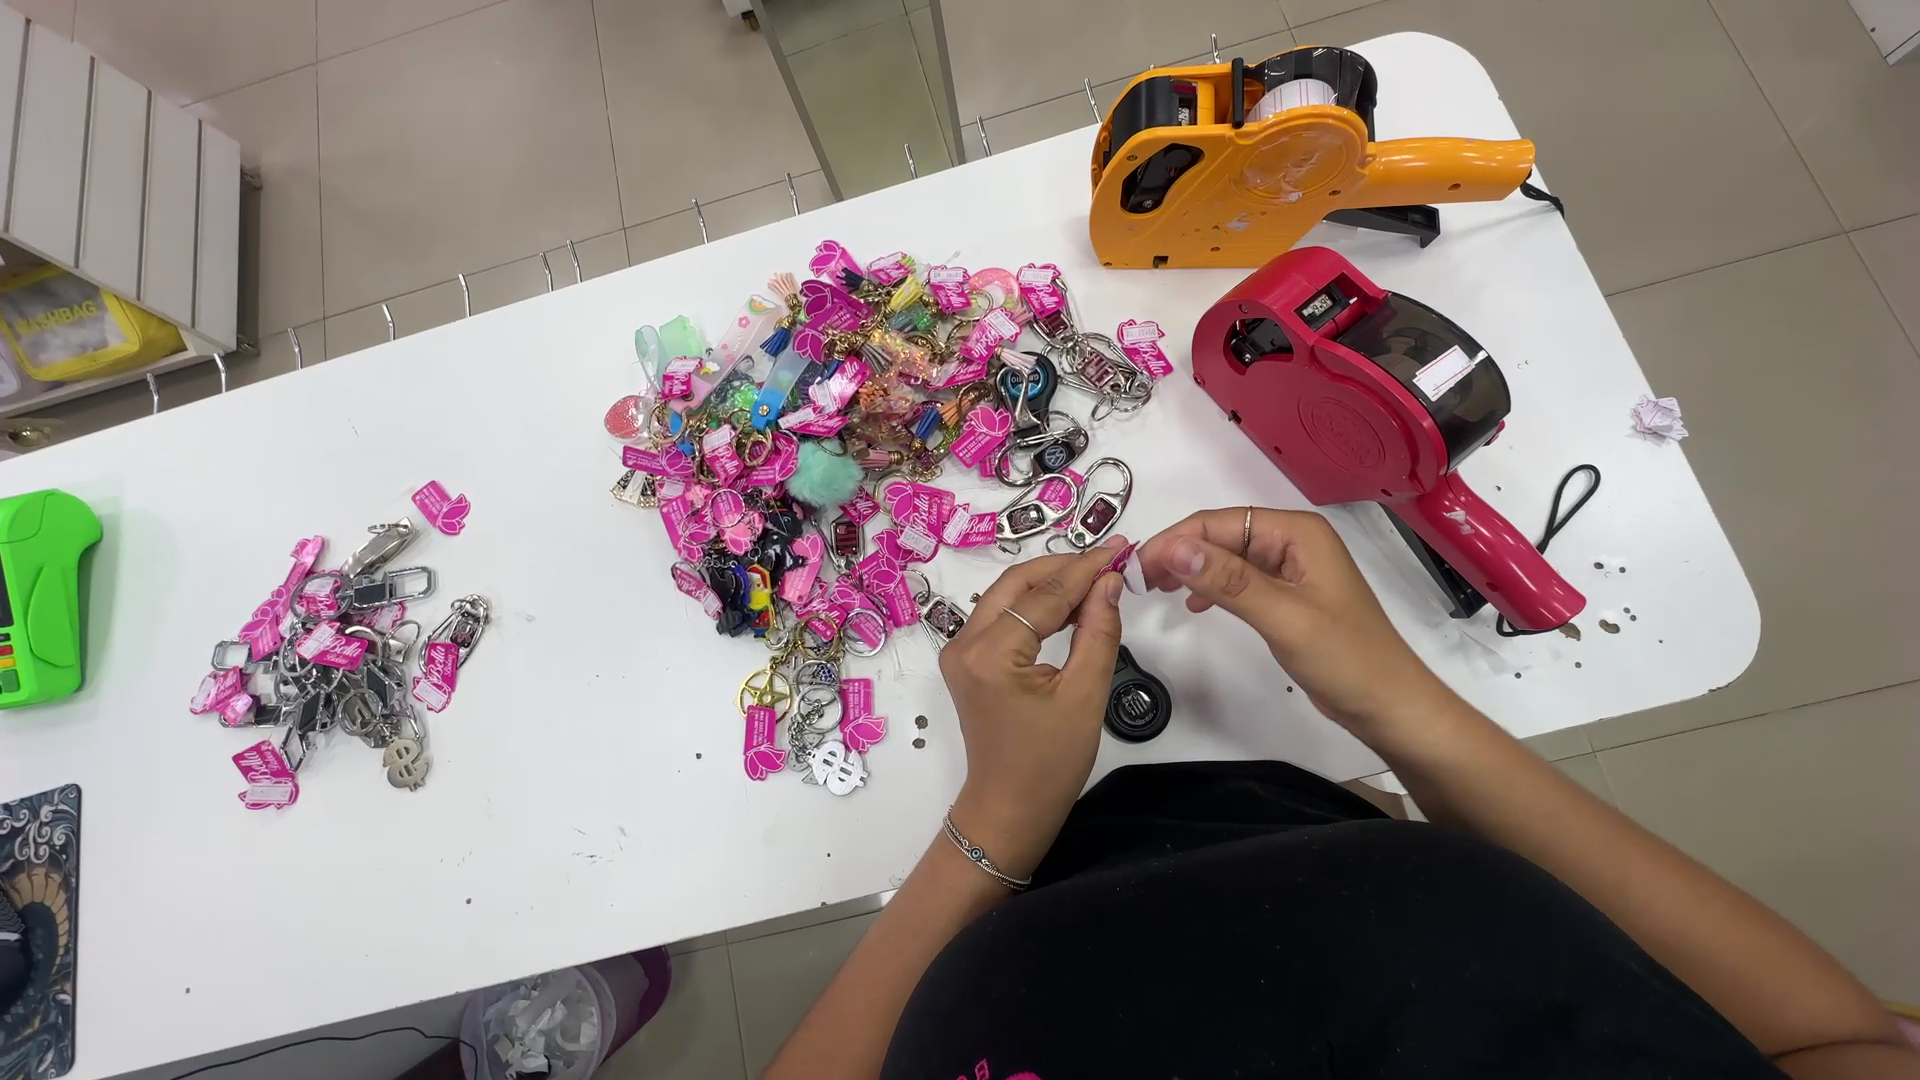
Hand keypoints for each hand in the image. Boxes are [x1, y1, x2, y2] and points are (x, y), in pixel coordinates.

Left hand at [938, 539, 1126, 878]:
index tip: (1121, 548)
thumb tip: (1110, 582)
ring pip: (1006, 596)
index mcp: (990, 654)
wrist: (1009, 808)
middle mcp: (964, 643)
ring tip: (1096, 578)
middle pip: (1016, 584)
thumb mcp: (1085, 696)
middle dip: (1064, 568)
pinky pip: (1001, 617)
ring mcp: (959, 651)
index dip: (1086, 569)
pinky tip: (1069, 605)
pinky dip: (1034, 606)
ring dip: (1049, 584)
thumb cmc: (1050, 764)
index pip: (1044, 596)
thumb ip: (1098, 632)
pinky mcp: (965, 660)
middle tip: (1110, 559)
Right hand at [1136, 508, 1445, 730]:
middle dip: (1179, 553)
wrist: (1388, 706)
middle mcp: (1292, 541)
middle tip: (1140, 582)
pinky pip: (1237, 579)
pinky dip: (1210, 588)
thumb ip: (1228, 580)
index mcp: (1296, 532)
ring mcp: (1289, 569)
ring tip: (1157, 590)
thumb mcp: (1282, 617)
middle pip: (1220, 536)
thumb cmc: (1345, 658)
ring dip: (1190, 569)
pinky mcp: (1285, 596)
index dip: (1175, 540)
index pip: (1220, 523)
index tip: (1137, 568)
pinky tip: (1194, 605)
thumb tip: (1173, 549)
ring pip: (1225, 557)